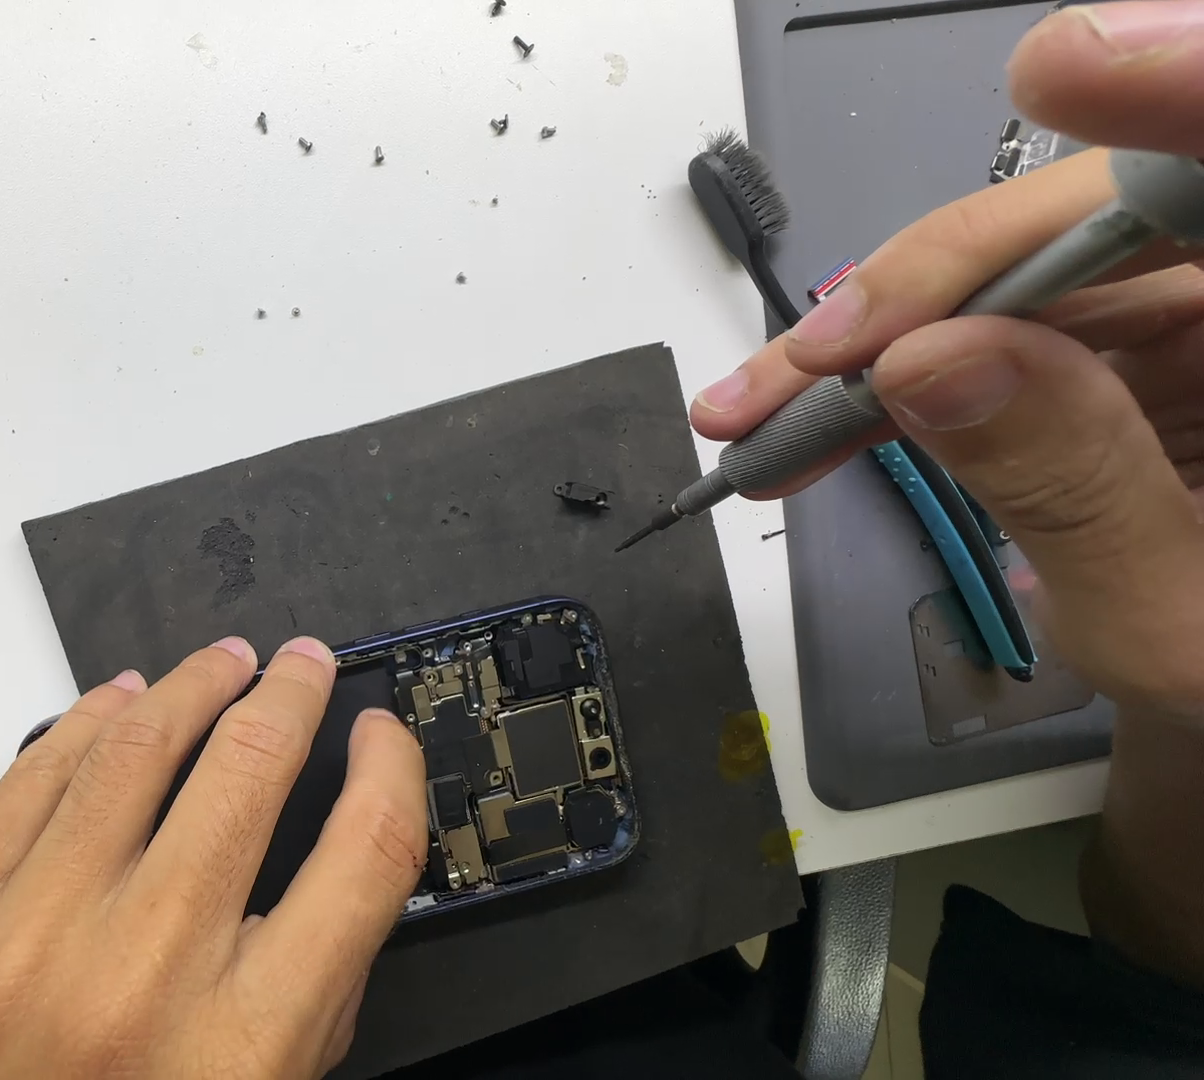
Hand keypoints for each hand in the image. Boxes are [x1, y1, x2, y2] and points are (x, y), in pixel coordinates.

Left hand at [0, 637, 427, 1078]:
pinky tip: (124, 696)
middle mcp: (141, 974)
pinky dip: (91, 717)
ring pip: (136, 748)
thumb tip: (335, 834)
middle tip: (302, 663)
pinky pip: (36, 774)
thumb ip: (309, 980)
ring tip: (223, 662)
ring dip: (192, 684)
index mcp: (242, 1043)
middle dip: (289, 696)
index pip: (362, 855)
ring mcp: (30, 934)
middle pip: (248, 772)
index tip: (380, 738)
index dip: (389, 772)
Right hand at [690, 2, 1203, 723]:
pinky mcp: (1100, 348)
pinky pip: (966, 335)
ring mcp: (1183, 317)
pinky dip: (866, 384)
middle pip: (1092, 225)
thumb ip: (1067, 483)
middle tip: (794, 370)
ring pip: (996, 282)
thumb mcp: (1174, 619)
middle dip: (917, 291)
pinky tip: (798, 425)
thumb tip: (928, 362)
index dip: (1184, 102)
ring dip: (854, 352)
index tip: (1064, 68)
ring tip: (752, 416)